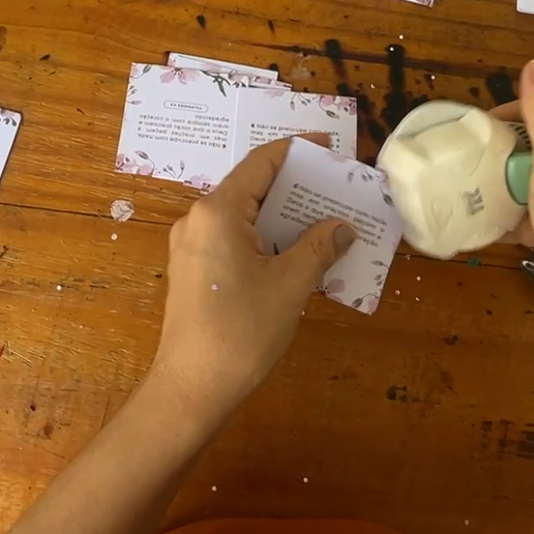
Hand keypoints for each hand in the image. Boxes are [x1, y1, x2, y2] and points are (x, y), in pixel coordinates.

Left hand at [148, 134, 355, 417]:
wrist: (191, 387)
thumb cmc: (241, 331)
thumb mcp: (290, 285)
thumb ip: (318, 247)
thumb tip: (343, 226)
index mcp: (218, 211)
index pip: (261, 162)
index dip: (297, 150)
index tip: (328, 146)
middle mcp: (198, 218)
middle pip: (251, 186)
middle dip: (294, 186)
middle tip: (334, 188)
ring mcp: (191, 243)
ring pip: (243, 214)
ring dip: (281, 215)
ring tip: (322, 219)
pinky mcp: (192, 267)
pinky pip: (233, 237)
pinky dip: (264, 237)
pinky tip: (294, 252)